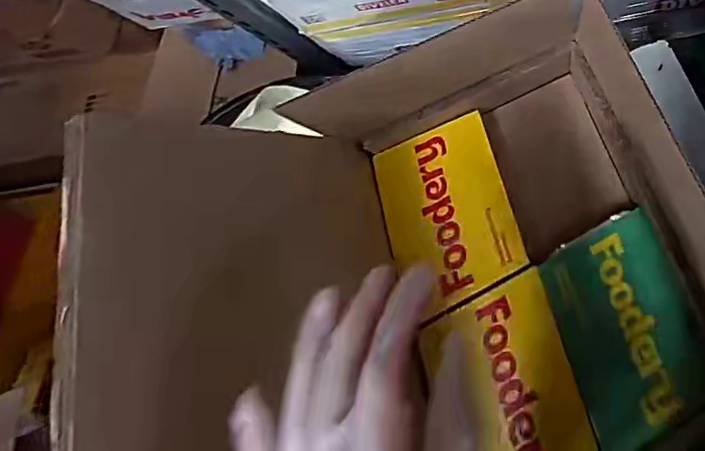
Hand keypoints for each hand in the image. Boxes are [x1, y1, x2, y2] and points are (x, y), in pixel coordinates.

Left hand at [230, 264, 475, 450]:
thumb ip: (453, 418)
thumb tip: (455, 345)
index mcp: (370, 445)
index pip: (384, 357)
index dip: (405, 308)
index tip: (427, 272)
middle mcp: (320, 450)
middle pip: (339, 361)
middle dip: (365, 308)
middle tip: (386, 271)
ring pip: (296, 390)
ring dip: (310, 340)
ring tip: (326, 296)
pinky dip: (254, 426)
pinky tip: (249, 397)